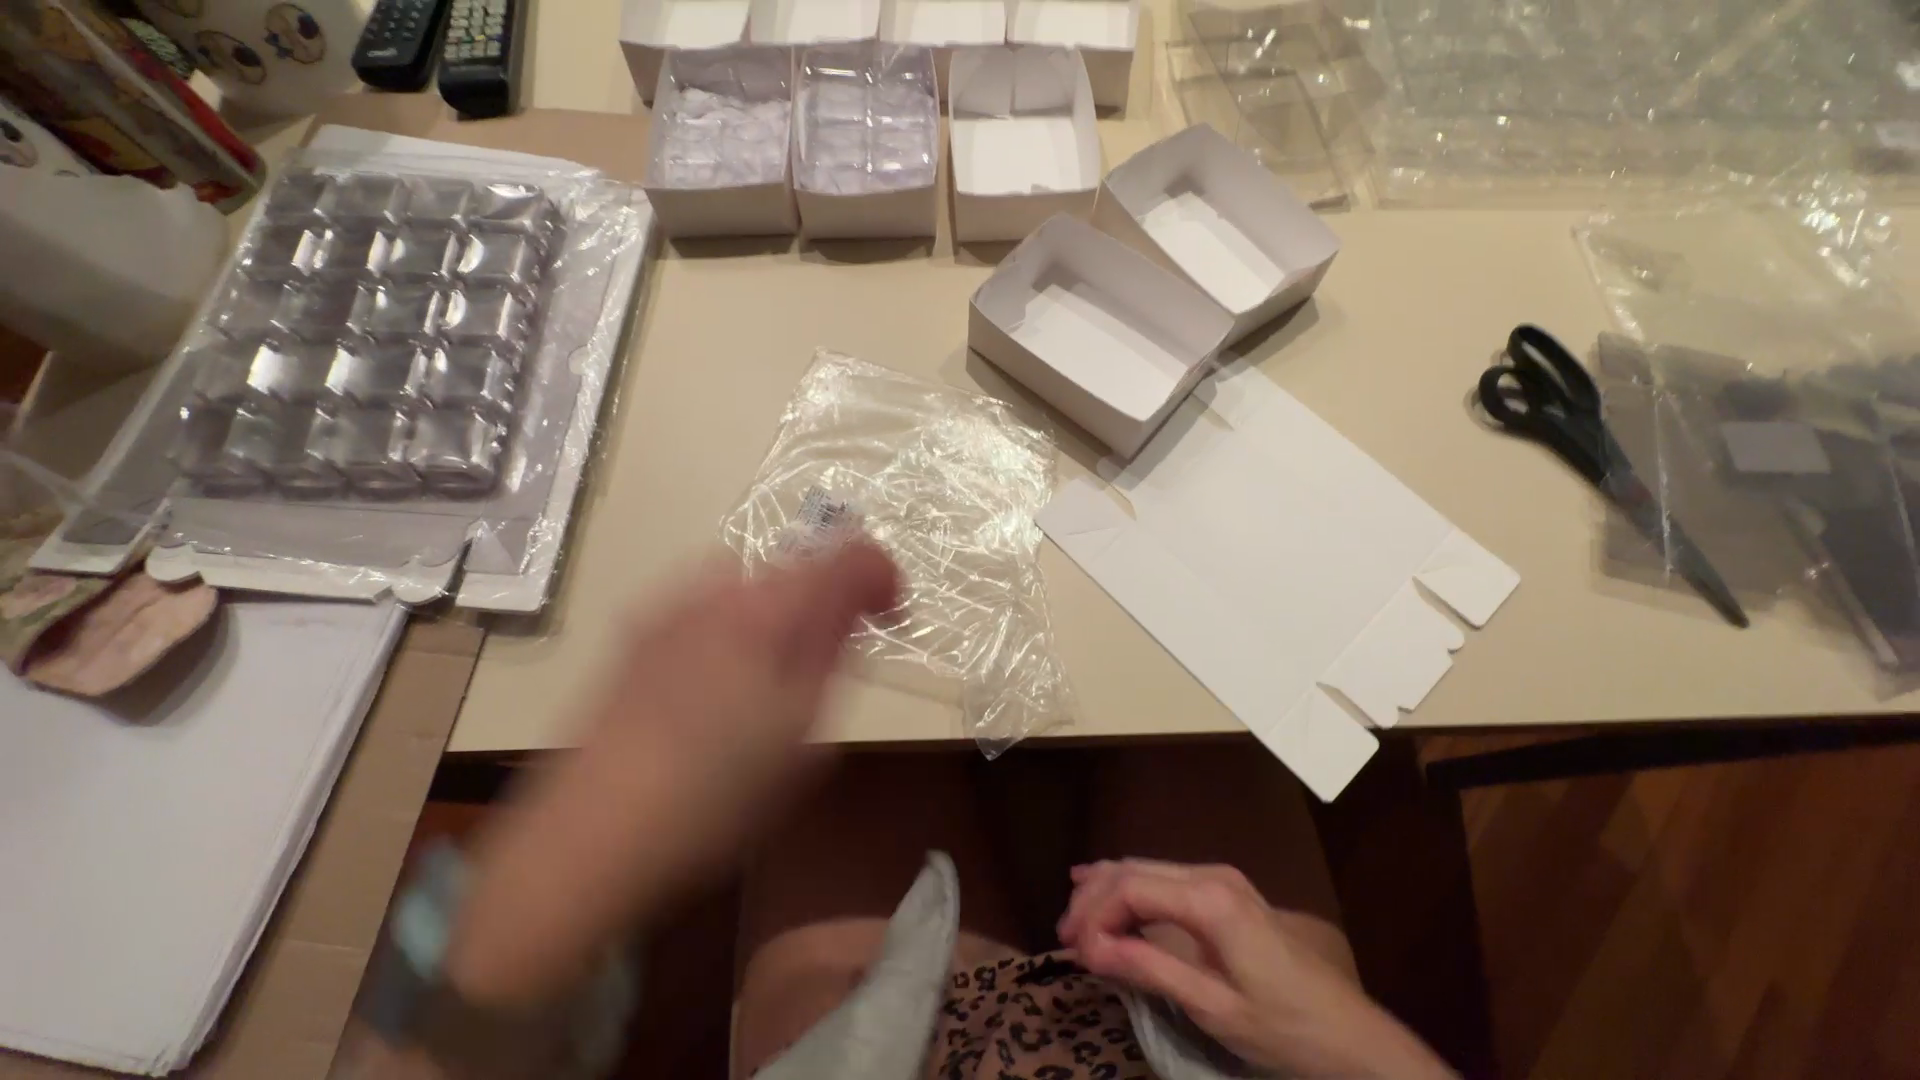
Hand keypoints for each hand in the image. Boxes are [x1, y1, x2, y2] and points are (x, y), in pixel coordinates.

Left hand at [443, 542, 899, 1009]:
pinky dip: (731, 624)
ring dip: (776, 610)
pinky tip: (719, 683)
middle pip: (793, 565)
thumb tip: (854, 610)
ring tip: (774, 674)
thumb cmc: (717, 799)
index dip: (880, 577)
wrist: (591, 837)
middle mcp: (718, 592)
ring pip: (747, 583)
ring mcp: (667, 610)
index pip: (846, 558)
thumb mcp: (801, 734)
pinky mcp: (635, 637)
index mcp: (770, 614)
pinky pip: (703, 604)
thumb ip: (833, 656)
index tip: (892, 615)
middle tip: (831, 659)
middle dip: (824, 598)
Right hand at [1059, 860, 1456, 1079]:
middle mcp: (1211, 875)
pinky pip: (1164, 878)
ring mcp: (1221, 879)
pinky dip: (1130, 887)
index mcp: (1209, 899)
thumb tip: (1089, 948)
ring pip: (1145, 868)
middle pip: (1133, 870)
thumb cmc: (1284, 1028)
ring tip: (1074, 922)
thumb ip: (1148, 968)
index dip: (1093, 916)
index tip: (1073, 953)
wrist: (1352, 1036)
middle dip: (1091, 900)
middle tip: (1062, 939)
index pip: (1130, 888)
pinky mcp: (1225, 891)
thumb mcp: (1212, 1006)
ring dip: (1107, 892)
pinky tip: (1106, 888)